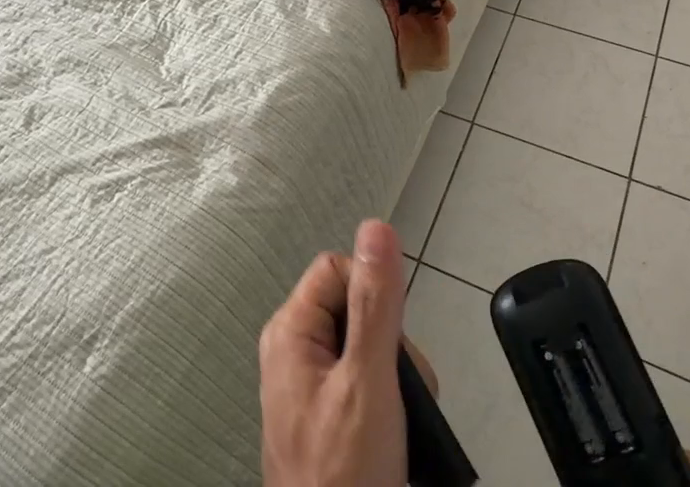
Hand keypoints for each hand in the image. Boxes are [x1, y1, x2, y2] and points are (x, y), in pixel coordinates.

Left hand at [258, 220, 408, 486]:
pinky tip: (396, 433)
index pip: (340, 268)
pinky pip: (370, 378)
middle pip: (360, 306)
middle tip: (395, 392)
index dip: (373, 295)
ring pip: (372, 344)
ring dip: (398, 378)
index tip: (387, 342)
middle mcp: (295, 348)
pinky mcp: (331, 409)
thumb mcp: (369, 380)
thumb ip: (376, 303)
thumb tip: (376, 227)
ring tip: (399, 421)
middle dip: (392, 345)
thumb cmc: (346, 470)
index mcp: (290, 330)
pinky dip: (392, 399)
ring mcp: (312, 382)